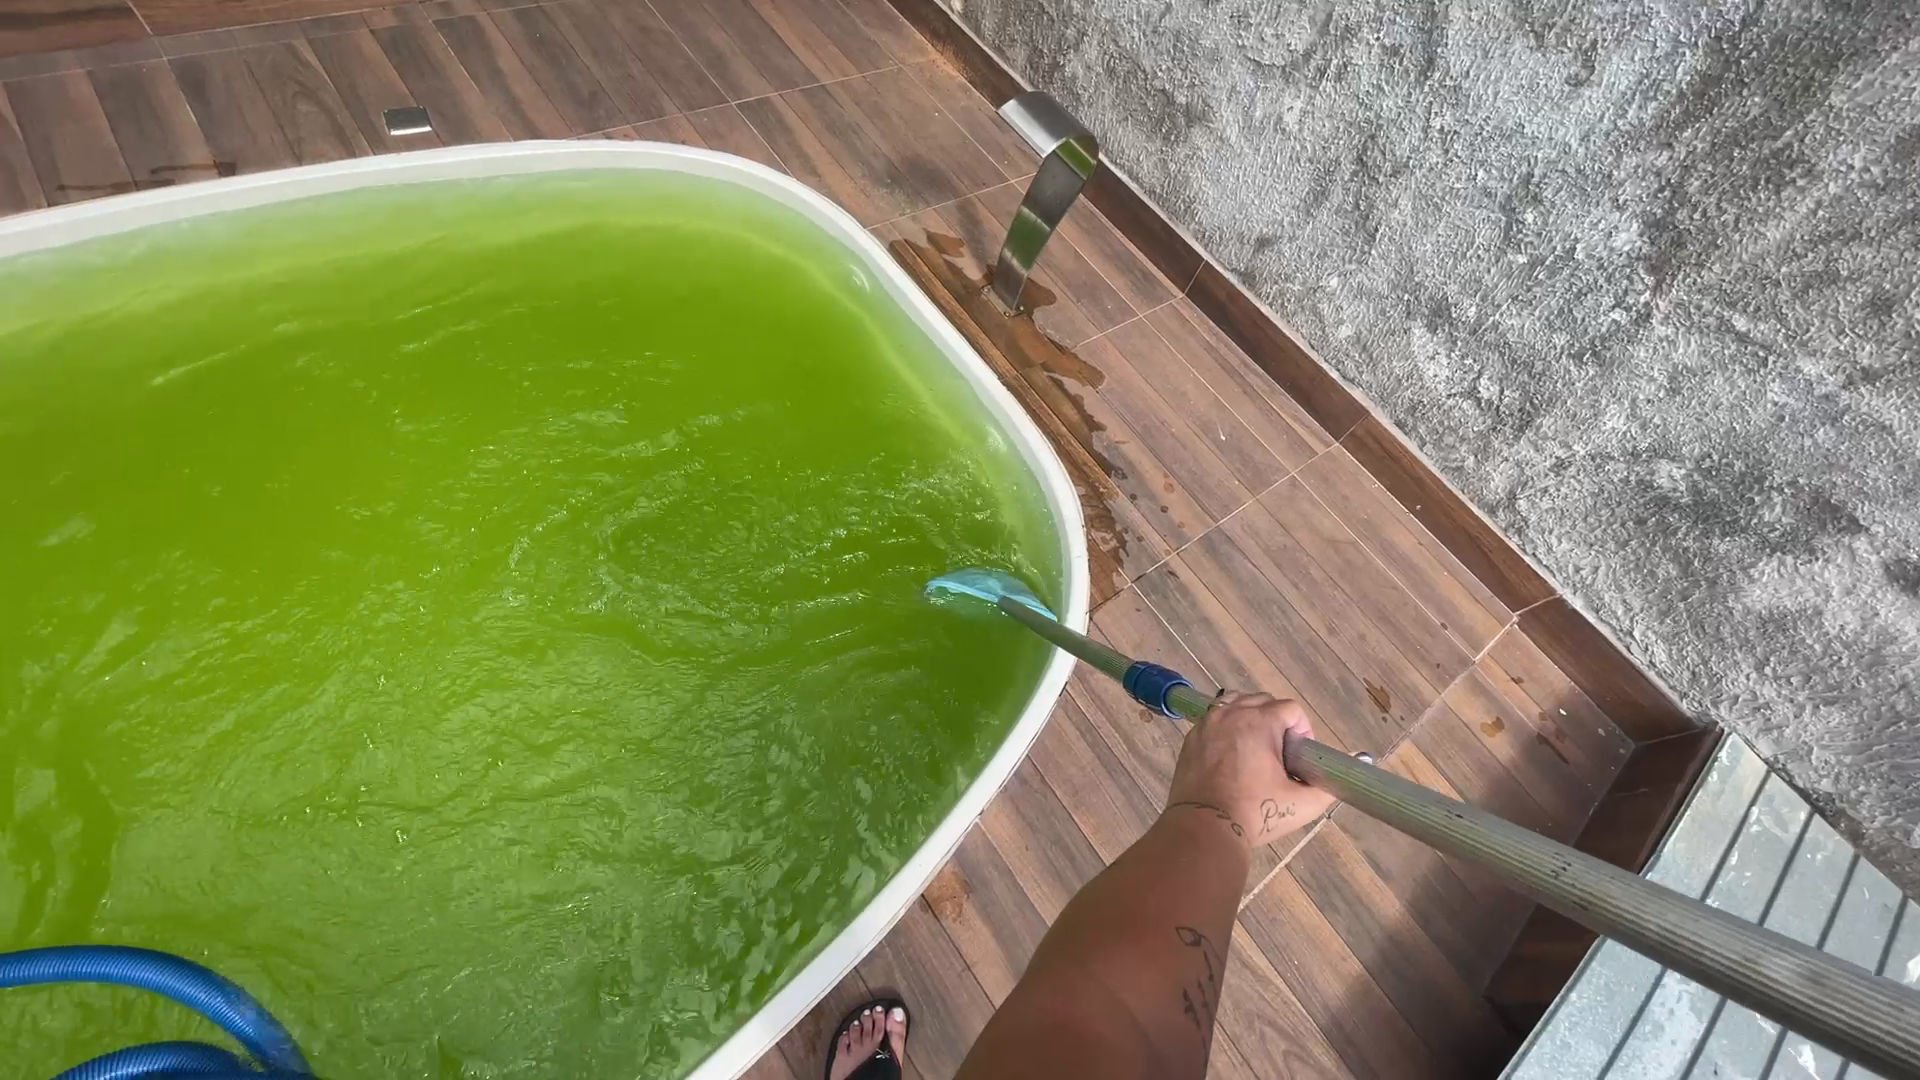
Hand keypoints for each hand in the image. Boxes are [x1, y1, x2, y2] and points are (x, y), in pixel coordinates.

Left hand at [1163, 692, 1336, 847]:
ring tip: (1256, 747)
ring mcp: (1207, 722)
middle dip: (1276, 720)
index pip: (1290, 708)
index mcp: (1258, 723)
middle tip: (1280, 752)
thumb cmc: (1255, 812)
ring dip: (1249, 717)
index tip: (1300, 755)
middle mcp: (1230, 714)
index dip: (1302, 729)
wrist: (1205, 824)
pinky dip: (1226, 727)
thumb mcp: (1302, 803)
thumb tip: (1347, 771)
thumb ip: (1328, 784)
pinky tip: (1231, 753)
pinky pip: (1213, 718)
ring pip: (1234, 703)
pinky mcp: (1191, 736)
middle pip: (1262, 700)